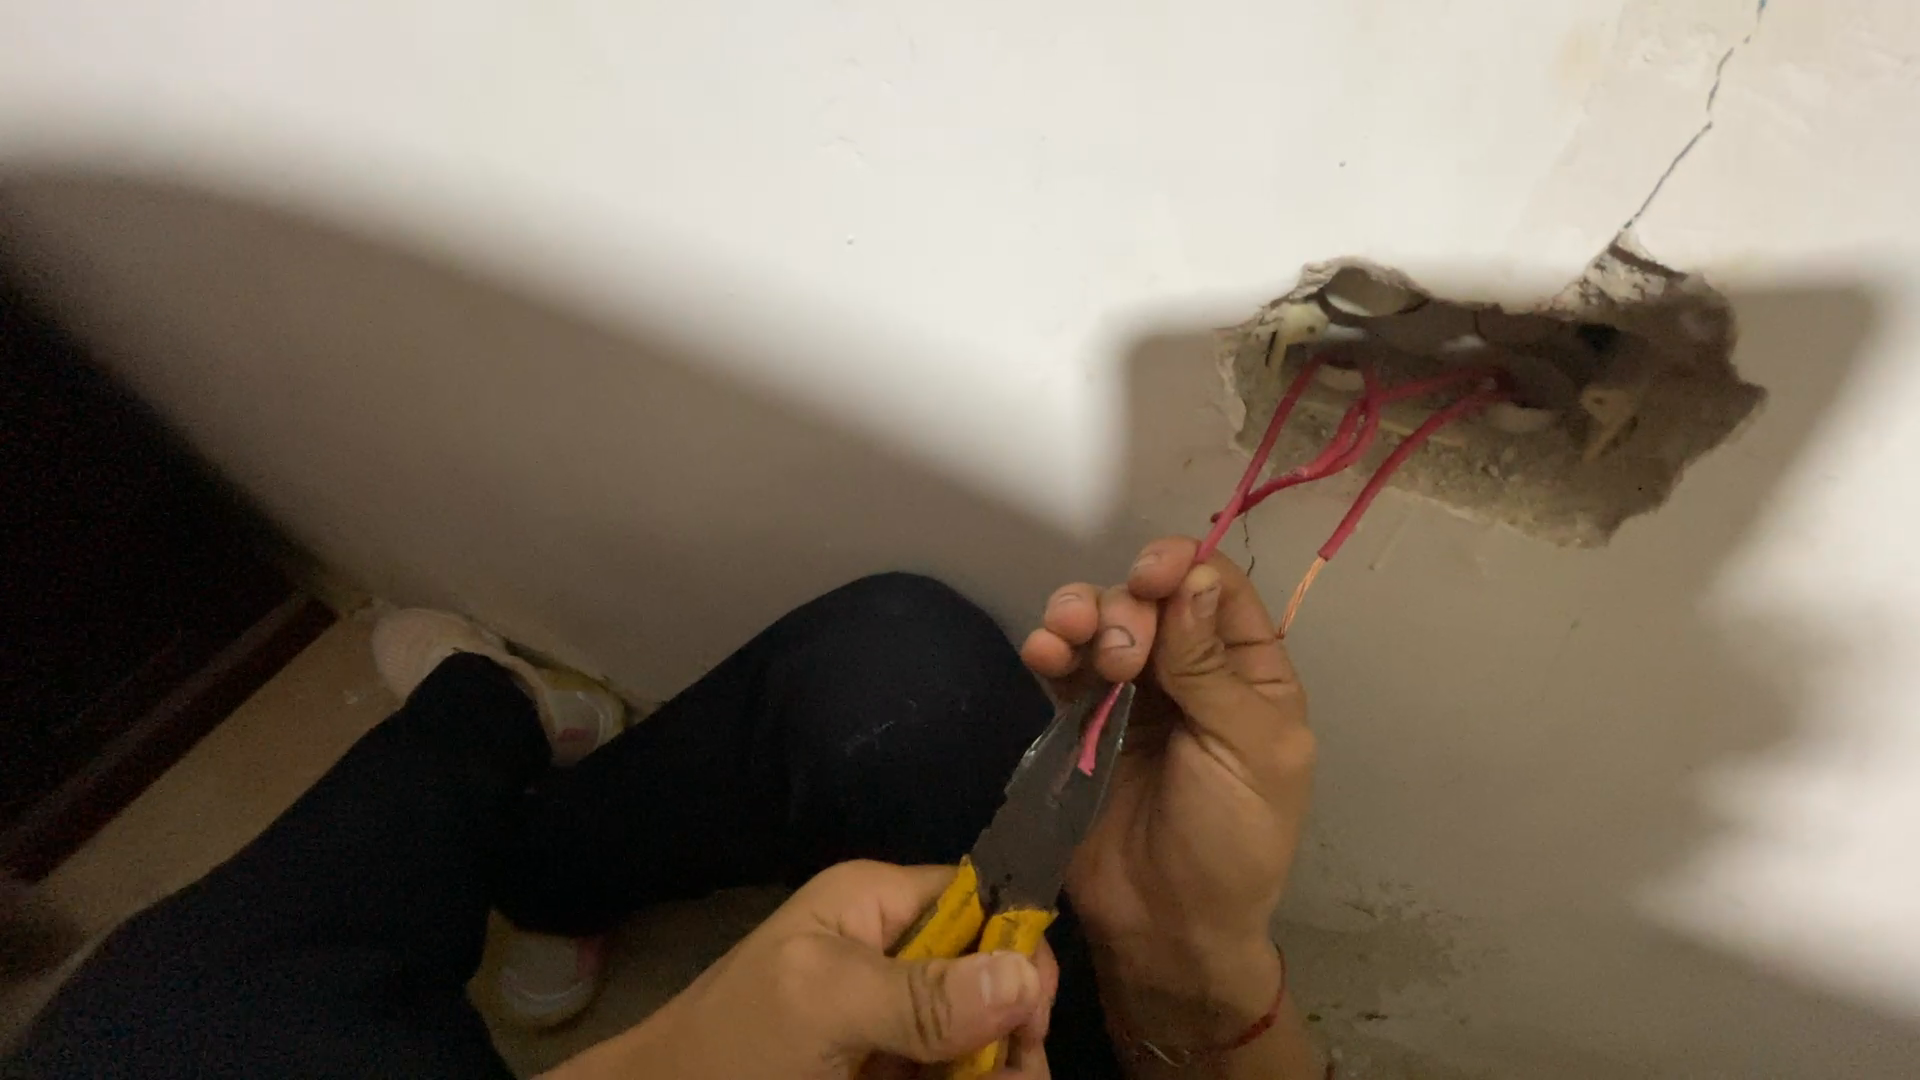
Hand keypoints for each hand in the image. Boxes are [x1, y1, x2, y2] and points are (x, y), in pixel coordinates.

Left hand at [547, 861, 1055, 1079]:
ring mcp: (891, 1017)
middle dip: (1010, 1028)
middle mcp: (894, 951)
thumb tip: (1024, 974)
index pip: (978, 899)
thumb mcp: (826, 1003)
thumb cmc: (736, 1044)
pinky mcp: (886, 1068)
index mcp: (879, 902)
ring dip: (994, 1070)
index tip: (1030, 1020)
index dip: (1015, 947)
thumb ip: (922, 992)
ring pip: (976, 1035)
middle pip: (987, 975)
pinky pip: (947, 1072)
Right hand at [1019, 537, 1311, 1024]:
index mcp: (1248, 672)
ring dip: (1079, 613)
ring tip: (1067, 641)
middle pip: (1150, 596)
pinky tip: (1040, 651)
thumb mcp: (1246, 751)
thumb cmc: (1229, 841)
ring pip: (1099, 618)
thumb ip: (1212, 664)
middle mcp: (1188, 668)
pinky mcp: (1080, 713)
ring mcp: (1130, 689)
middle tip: (1119, 656)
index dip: (1181, 567)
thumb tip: (1192, 576)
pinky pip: (1062, 662)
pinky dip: (1048, 645)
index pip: (1215, 587)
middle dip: (1127, 609)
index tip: (1149, 576)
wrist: (1163, 923)